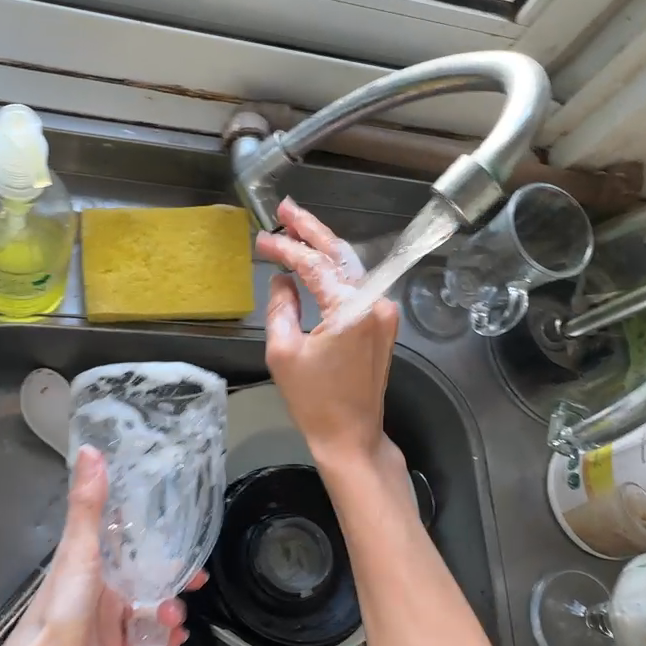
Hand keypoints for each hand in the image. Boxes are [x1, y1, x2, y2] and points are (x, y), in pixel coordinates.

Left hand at [0, 446, 194, 645]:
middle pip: (147, 579)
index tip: (187, 539)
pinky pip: (148, 643)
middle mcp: (101, 590)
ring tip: (172, 623)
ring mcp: (108, 623)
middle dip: (174, 582)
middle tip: (196, 584)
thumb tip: (90, 448)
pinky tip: (172, 642)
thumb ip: (88, 503)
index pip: (131, 544)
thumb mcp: (79, 550)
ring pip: (151, 612)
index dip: (159, 539)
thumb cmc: (62, 607)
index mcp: (92, 563)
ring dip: (169, 614)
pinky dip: (163, 642)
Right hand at [257, 197, 403, 472]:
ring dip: (324, 247)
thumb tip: (281, 280)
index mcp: (350, 310)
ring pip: (351, 268)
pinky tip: (317, 261)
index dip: (286, 248)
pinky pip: (357, 287)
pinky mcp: (383, 325)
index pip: (314, 264)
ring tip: (296, 227)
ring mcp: (383, 313)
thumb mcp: (284, 352)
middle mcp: (374, 303)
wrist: (351, 436)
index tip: (261, 240)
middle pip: (340, 254)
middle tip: (286, 210)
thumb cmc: (314, 402)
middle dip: (311, 230)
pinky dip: (336, 272)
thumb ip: (280, 307)